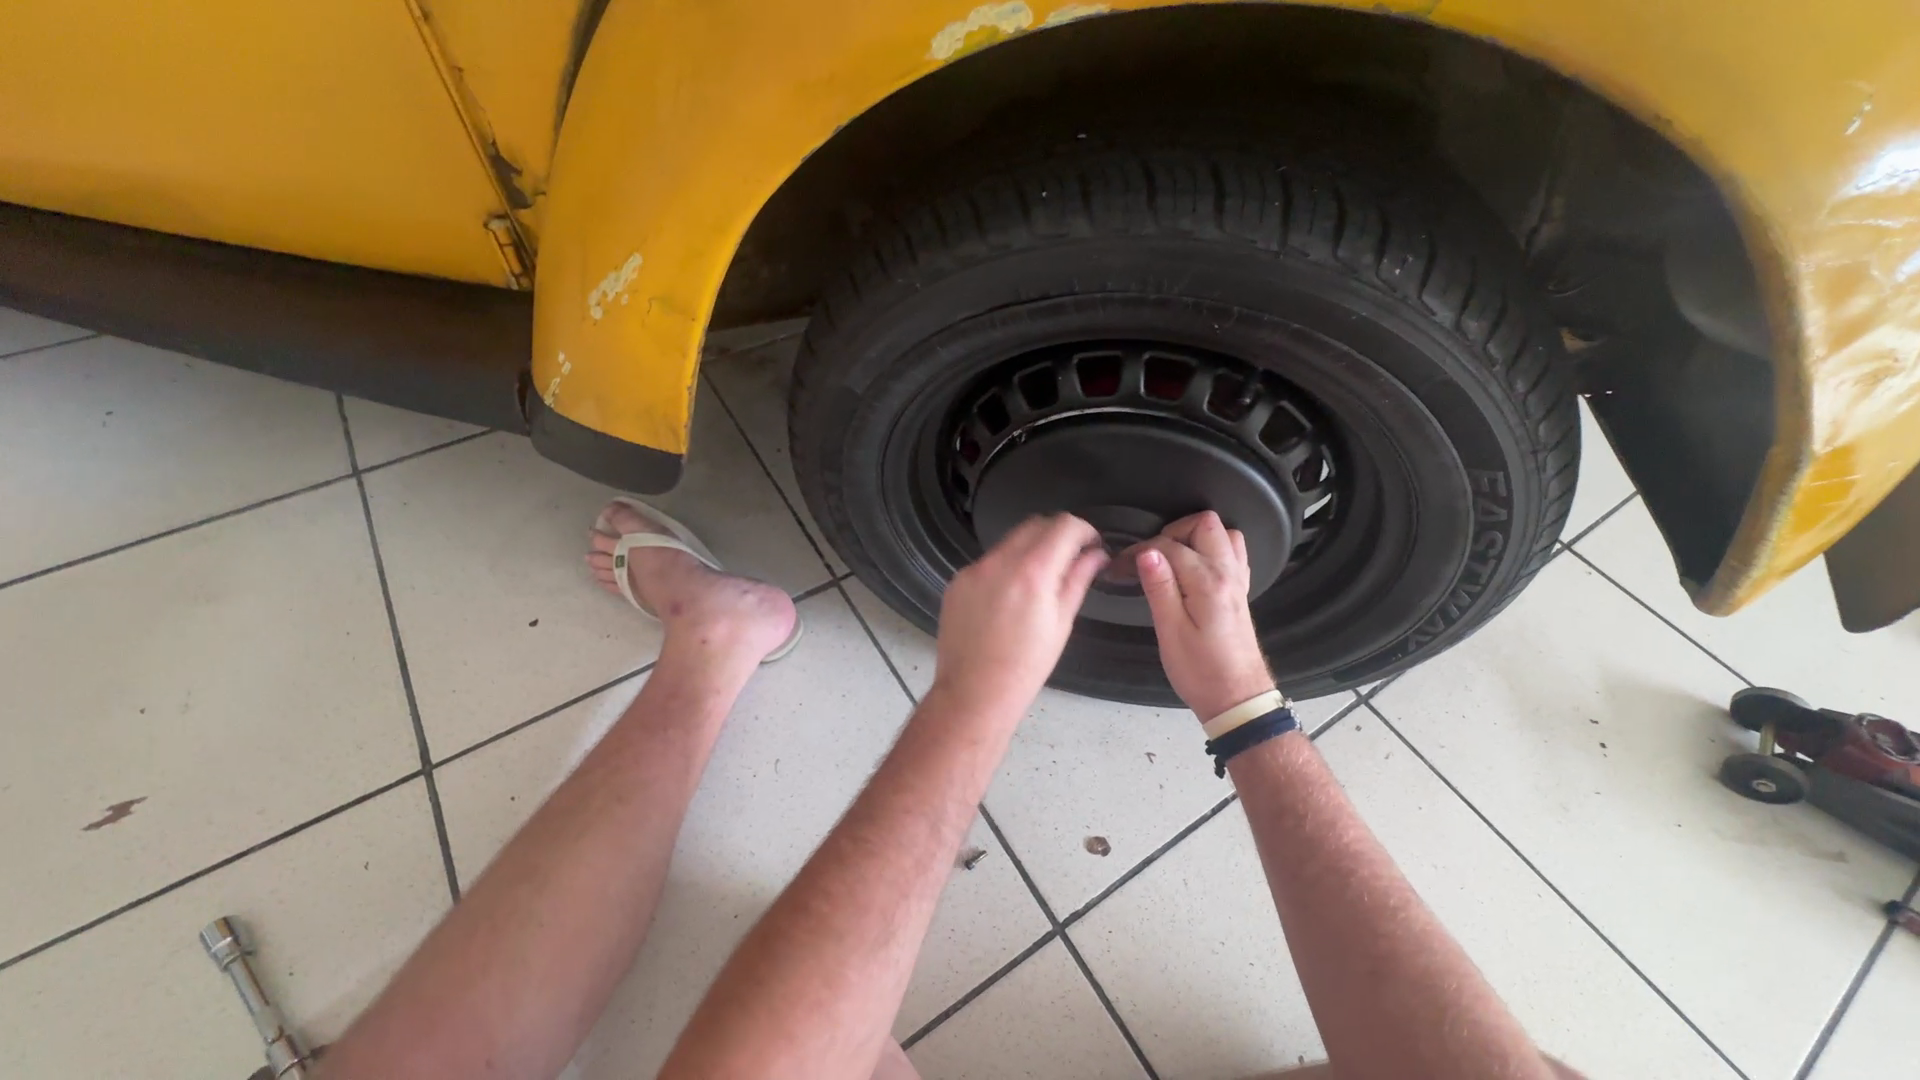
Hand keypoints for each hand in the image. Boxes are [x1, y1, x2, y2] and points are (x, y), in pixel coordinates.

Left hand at [931, 514, 1108, 719]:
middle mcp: (999, 563)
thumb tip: (1095, 555)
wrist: (974, 692)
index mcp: (1032, 572)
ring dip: (1030, 550)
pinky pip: (988, 562)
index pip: (1064, 525)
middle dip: (1058, 534)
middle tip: (1071, 557)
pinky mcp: (958, 581)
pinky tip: (1009, 599)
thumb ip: (1078, 579)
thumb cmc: (1023, 667)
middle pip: (1036, 524)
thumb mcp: (1061, 622)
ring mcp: (974, 570)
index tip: (1090, 543)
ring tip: (1039, 584)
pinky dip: (1005, 568)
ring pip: (1010, 541)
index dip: (1084, 530)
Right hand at [1132, 511, 1276, 721]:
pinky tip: (1194, 568)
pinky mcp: (1240, 592)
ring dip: (1196, 537)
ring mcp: (1238, 581)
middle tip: (1150, 556)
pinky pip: (1232, 553)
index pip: (1168, 547)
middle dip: (1172, 531)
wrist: (1238, 699)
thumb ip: (1160, 587)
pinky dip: (1212, 549)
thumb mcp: (1170, 632)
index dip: (1138, 551)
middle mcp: (1228, 574)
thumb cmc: (1200, 672)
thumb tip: (1147, 553)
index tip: (1119, 566)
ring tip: (1172, 558)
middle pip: (1204, 524)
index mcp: (1207, 582)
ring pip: (1224, 534)